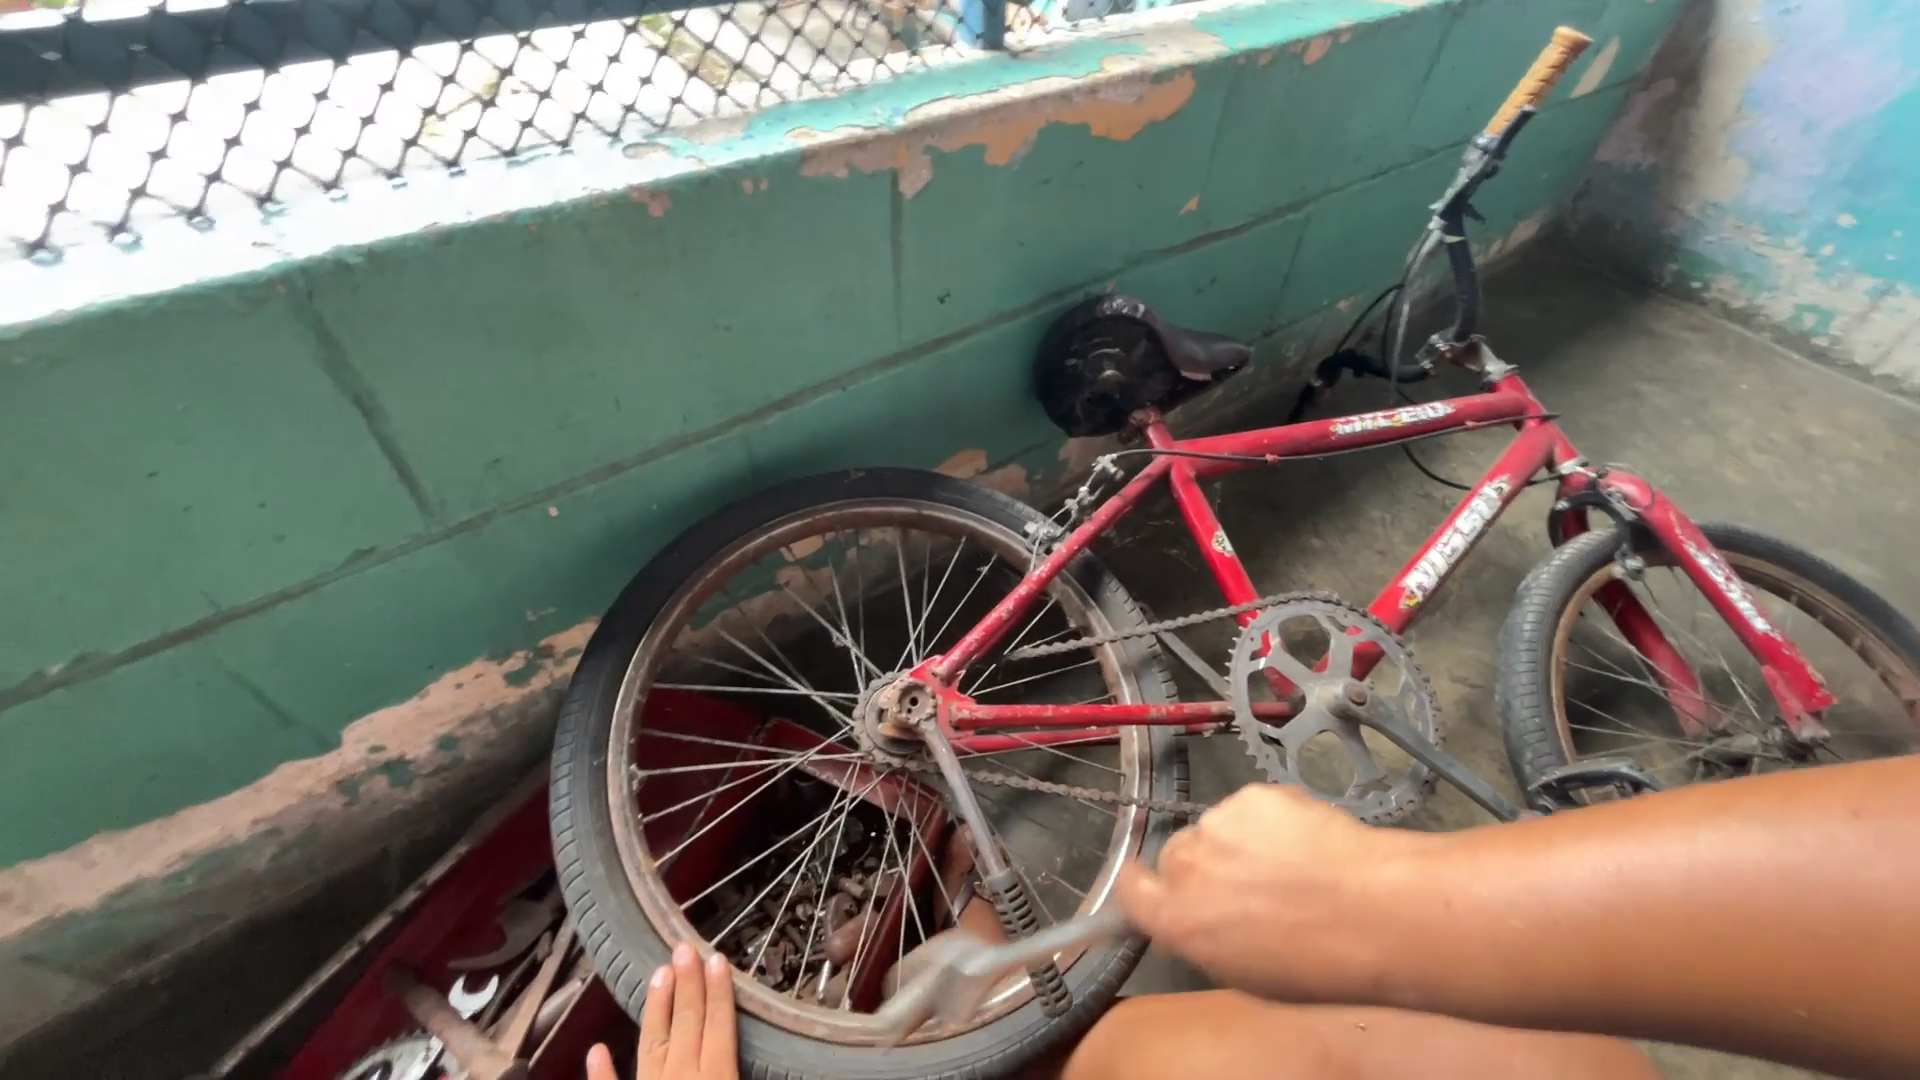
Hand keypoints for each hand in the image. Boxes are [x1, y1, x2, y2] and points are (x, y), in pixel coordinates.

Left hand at [587, 943, 738, 1079]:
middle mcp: (681, 1079)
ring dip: (656, 1008)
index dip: (719, 991)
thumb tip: (792, 1060)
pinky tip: (596, 1050)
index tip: (716, 958)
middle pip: (687, 1024)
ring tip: (660, 973)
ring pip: (653, 1044)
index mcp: (717, 1078)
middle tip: (684, 948)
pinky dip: (602, 1071)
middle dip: (687, 984)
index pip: (719, 1026)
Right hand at [1113, 783, 1429, 1004]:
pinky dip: (1272, 821)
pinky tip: (1308, 841)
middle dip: (1204, 866)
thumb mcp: (1247, 974)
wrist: (1375, 911)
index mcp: (1178, 919)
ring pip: (1218, 829)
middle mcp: (1185, 864)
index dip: (1142, 884)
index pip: (1130, 888)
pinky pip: (1251, 808)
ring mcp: (1217, 823)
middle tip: (1249, 884)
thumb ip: (1203, 938)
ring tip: (1291, 865)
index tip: (1157, 885)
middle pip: (1177, 855)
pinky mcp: (1252, 795)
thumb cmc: (1319, 965)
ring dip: (1240, 842)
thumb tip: (1197, 920)